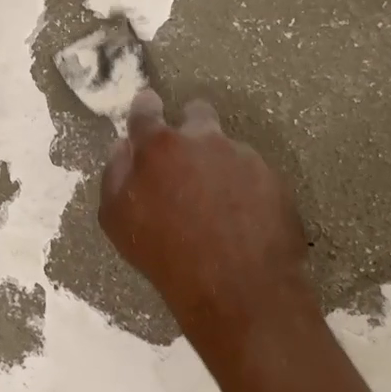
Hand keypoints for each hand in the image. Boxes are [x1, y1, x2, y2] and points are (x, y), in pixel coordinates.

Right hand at [99, 90, 313, 353]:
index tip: (147, 107)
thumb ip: (115, 174)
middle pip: (196, 113)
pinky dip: (241, 187)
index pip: (146, 111)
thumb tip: (123, 147)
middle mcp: (203, 140)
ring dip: (215, 163)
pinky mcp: (275, 179)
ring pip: (225, 147)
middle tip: (184, 158)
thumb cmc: (161, 251)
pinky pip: (251, 173)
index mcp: (157, 147)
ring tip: (212, 202)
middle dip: (189, 126)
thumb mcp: (115, 218)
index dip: (145, 107)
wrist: (234, 284)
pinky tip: (236, 217)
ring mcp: (243, 157)